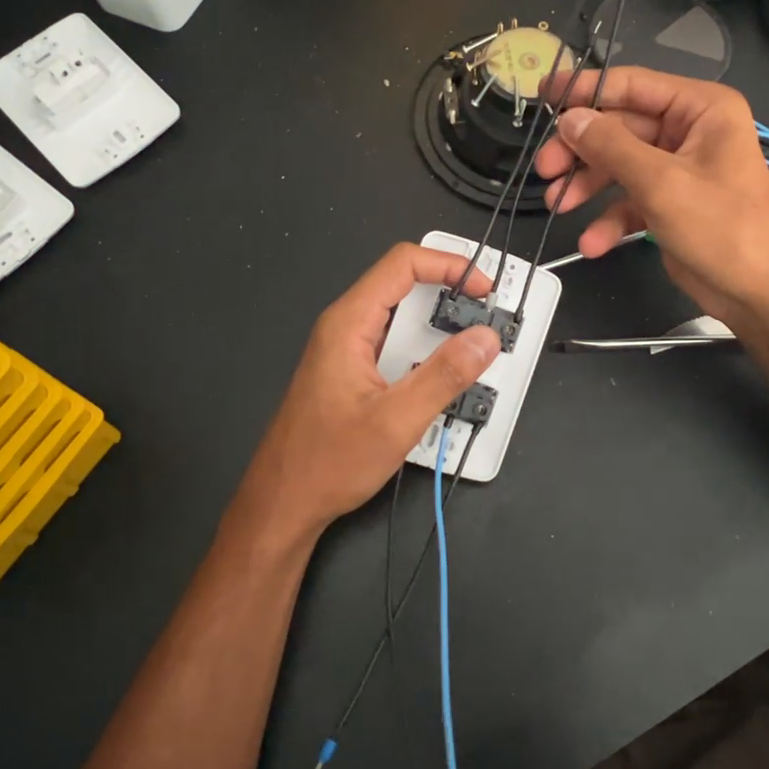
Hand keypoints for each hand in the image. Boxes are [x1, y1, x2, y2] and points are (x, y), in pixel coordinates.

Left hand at [243, 244, 501, 537]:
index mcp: (348, 325)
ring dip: (437, 331)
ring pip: (400, 321)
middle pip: (403, 287)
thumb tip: (485, 338)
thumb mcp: (396, 421)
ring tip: (468, 356)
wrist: (283, 504)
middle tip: (484, 323)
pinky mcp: (350, 374)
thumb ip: (444, 375)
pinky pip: (393, 348)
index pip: (402, 264)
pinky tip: (439, 382)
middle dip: (448, 297)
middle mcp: (344, 329)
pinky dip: (423, 355)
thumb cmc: (328, 463)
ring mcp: (345, 352)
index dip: (448, 265)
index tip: (482, 289)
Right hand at [536, 66, 768, 325]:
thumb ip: (610, 146)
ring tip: (558, 205)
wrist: (760, 293)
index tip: (542, 95)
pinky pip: (630, 200)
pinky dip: (609, 220)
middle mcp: (690, 131)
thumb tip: (569, 118)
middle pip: (620, 128)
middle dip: (581, 151)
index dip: (585, 89)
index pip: (633, 85)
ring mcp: (679, 169)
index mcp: (702, 109)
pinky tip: (593, 244)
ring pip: (619, 165)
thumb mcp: (661, 183)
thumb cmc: (721, 228)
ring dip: (587, 186)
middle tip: (546, 169)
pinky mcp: (670, 204)